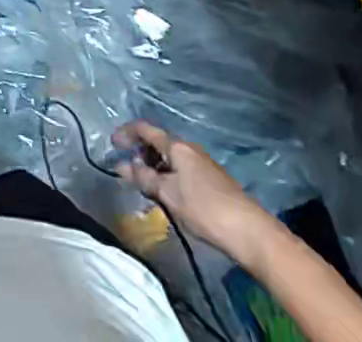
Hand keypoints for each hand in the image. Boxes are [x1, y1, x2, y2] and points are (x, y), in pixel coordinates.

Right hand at [114, 120, 280, 262]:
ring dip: (153, 165)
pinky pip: (180, 169)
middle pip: (158, 142)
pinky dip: (166, 174)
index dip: (127, 133)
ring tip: (142, 182)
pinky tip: (163, 192)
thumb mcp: (168, 193)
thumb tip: (122, 165)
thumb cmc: (204, 207)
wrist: (249, 231)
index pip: (146, 130)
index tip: (112, 143)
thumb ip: (143, 178)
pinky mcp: (210, 180)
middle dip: (140, 151)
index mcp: (178, 146)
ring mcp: (201, 164)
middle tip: (125, 167)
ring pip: (170, 157)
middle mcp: (189, 149)